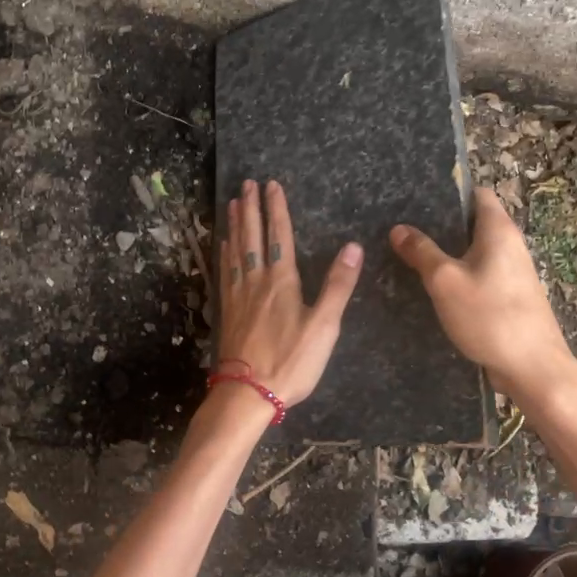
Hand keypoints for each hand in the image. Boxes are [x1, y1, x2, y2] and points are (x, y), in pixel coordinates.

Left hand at [216, 179, 362, 405]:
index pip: (279, 235)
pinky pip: (226, 271)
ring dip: (236, 225)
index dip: (276, 209)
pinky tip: (224, 245)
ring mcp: (239, 295)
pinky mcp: (228, 310)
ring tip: (234, 203)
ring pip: (236, 250)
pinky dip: (225, 252)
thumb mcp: (324, 325)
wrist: (248, 393)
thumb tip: (353, 246)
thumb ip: (338, 285)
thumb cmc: (291, 361)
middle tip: (247, 183)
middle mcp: (256, 280)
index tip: (271, 185)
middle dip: (252, 208)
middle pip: (253, 236)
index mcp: (282, 281)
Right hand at [390, 187, 576, 394]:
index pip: (476, 193)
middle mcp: (510, 245)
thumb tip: (398, 229)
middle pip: (473, 222)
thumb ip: (421, 252)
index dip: (449, 193)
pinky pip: (479, 273)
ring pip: (474, 250)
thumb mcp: (445, 281)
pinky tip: (434, 286)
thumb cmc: (490, 316)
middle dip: (441, 225)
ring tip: (411, 254)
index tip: (416, 200)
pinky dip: (458, 274)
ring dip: (448, 252)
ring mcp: (512, 272)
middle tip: (404, 228)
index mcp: (499, 230)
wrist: (533, 369)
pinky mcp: (509, 296)